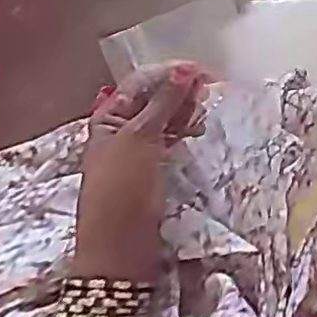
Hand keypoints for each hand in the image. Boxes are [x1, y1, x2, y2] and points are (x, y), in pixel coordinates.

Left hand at [73, 62, 214, 279]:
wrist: (121, 246)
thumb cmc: (123, 188)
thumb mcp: (141, 138)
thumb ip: (164, 102)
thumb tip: (185, 70)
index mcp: (108, 117)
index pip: (142, 82)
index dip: (171, 74)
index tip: (203, 72)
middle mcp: (121, 128)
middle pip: (155, 97)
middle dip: (181, 91)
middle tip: (208, 91)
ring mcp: (138, 147)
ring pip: (167, 116)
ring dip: (186, 110)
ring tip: (203, 114)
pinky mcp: (154, 164)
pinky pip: (172, 135)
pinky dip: (185, 128)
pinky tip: (198, 130)